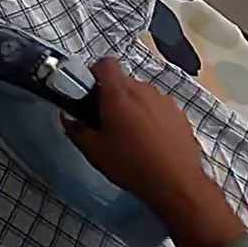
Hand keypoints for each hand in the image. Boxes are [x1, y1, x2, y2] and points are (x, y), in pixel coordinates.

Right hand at [67, 57, 245, 246]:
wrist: (176, 183)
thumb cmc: (130, 164)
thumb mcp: (94, 151)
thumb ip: (75, 129)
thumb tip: (67, 117)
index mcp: (118, 93)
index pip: (105, 63)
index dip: (95, 72)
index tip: (91, 91)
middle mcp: (142, 89)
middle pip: (122, 81)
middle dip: (112, 95)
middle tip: (106, 120)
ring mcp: (164, 100)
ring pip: (141, 94)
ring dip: (133, 105)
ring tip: (130, 133)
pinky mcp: (179, 113)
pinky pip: (158, 107)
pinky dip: (151, 116)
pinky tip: (151, 140)